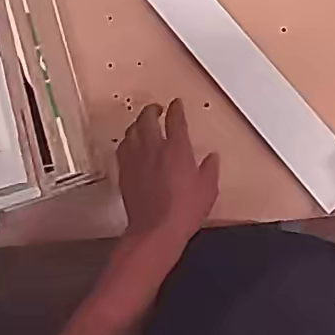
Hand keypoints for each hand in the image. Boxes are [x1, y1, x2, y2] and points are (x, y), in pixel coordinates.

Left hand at [115, 100, 220, 250]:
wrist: (156, 230)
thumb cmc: (182, 211)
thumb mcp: (208, 189)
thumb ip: (210, 169)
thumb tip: (212, 158)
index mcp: (177, 149)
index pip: (175, 119)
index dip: (176, 109)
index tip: (176, 104)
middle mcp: (154, 149)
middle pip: (148, 118)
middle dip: (152, 109)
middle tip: (156, 108)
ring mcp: (136, 159)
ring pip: (132, 130)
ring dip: (138, 123)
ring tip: (143, 122)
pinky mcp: (125, 172)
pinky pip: (122, 147)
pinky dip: (127, 140)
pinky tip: (130, 143)